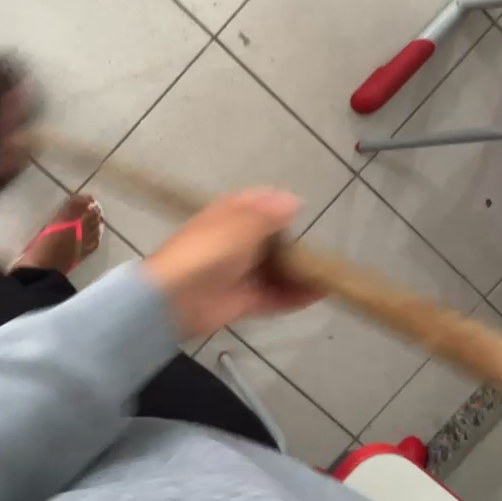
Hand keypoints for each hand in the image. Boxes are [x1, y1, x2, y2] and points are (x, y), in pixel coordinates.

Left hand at [143, 188, 321, 338]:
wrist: (174, 299)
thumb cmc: (205, 253)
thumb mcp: (238, 227)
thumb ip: (267, 215)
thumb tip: (293, 199)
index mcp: (225, 218)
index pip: (252, 204)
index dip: (275, 204)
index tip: (300, 208)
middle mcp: (232, 244)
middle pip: (267, 240)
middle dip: (292, 243)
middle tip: (320, 248)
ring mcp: (237, 274)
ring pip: (273, 270)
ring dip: (298, 272)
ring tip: (327, 273)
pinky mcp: (241, 301)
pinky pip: (273, 296)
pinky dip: (294, 296)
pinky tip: (318, 294)